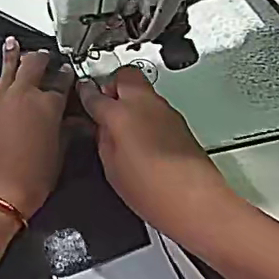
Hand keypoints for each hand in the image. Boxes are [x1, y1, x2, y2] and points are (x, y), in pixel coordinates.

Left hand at [0, 37, 72, 218]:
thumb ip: (65, 137)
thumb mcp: (57, 160)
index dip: (68, 78)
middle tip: (47, 55)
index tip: (70, 74)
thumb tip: (72, 128)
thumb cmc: (24, 183)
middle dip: (42, 58)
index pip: (63, 84)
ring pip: (6, 69)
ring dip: (11, 55)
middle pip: (34, 66)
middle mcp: (23, 97)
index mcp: (48, 106)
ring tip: (13, 42)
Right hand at [77, 65, 237, 245]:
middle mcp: (145, 105)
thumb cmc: (156, 191)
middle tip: (104, 101)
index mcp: (120, 113)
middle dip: (111, 84)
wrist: (196, 203)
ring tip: (123, 124)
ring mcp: (166, 112)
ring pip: (143, 90)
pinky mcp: (180, 123)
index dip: (84, 92)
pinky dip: (146, 114)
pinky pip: (157, 108)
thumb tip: (102, 129)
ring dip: (130, 100)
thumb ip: (102, 139)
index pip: (94, 94)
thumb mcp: (110, 168)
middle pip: (124, 75)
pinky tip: (141, 137)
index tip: (82, 92)